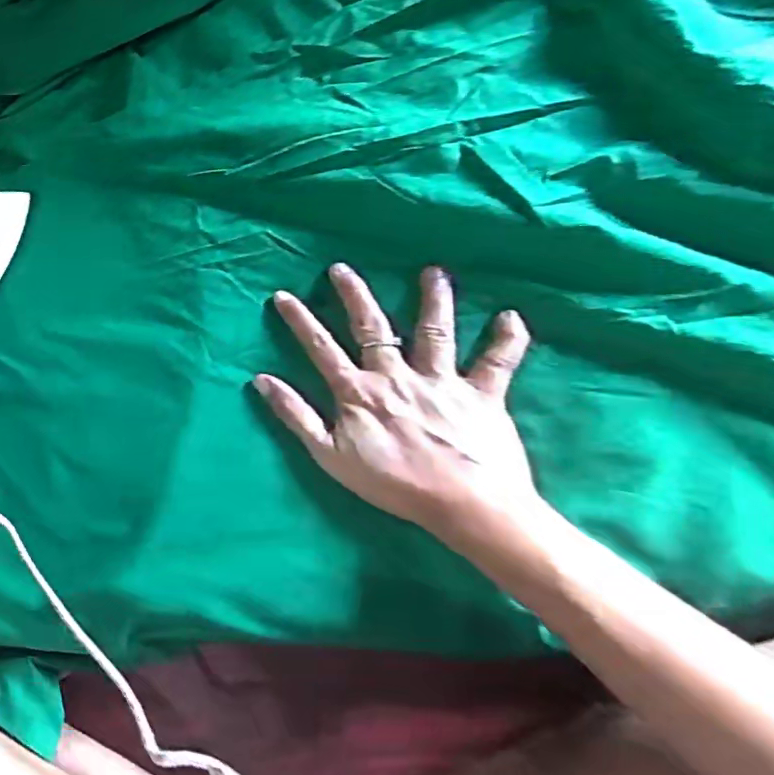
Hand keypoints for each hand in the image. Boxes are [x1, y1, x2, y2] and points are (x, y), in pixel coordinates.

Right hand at [252, 263, 540, 542]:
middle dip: (354, 296)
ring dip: (435, 300)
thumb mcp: (330, 456)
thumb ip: (296, 415)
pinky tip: (512, 317)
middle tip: (342, 268)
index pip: (321, 348)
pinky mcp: (483, 395)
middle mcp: (397, 376)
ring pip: (435, 332)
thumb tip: (261, 380)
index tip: (283, 295)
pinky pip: (497, 363)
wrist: (466, 505)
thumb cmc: (394, 484)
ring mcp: (442, 382)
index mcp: (359, 392)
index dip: (300, 320)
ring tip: (434, 272)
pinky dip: (507, 340)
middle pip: (372, 328)